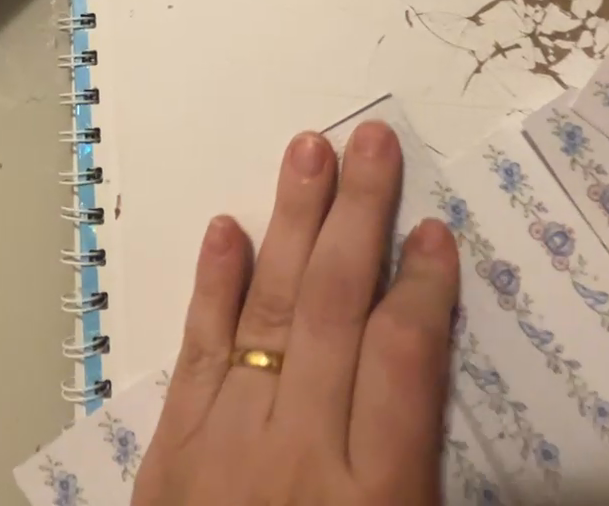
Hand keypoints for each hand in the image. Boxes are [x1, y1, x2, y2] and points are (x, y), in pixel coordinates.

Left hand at [132, 123, 460, 505]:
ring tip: (306, 152)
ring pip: (268, 311)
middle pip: (334, 309)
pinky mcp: (172, 445)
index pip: (403, 364)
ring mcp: (226, 440)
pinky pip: (197, 350)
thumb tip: (434, 378)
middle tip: (370, 139)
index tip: (436, 228)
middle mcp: (298, 452)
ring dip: (289, 225)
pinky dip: (212, 286)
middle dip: (356, 216)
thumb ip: (422, 474)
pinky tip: (224, 228)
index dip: (424, 288)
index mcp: (371, 498)